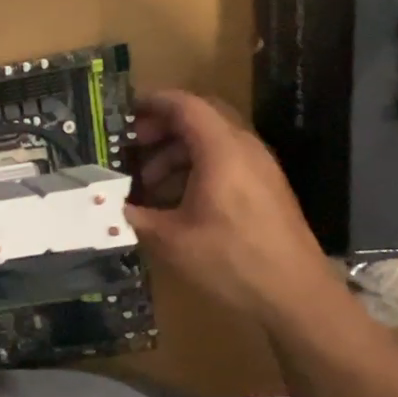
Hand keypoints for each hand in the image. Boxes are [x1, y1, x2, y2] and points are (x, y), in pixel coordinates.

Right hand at [123, 89, 335, 319]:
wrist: (293, 293)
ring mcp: (259, 168)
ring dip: (175, 153)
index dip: (152, 104)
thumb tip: (104, 205)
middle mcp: (244, 149)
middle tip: (130, 150)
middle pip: (199, 119)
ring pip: (212, 142)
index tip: (123, 114)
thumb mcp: (169, 240)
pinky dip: (195, 169)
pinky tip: (174, 202)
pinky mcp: (264, 188)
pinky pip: (225, 162)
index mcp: (220, 151)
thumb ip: (133, 215)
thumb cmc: (229, 260)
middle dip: (161, 129)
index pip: (185, 106)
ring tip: (146, 184)